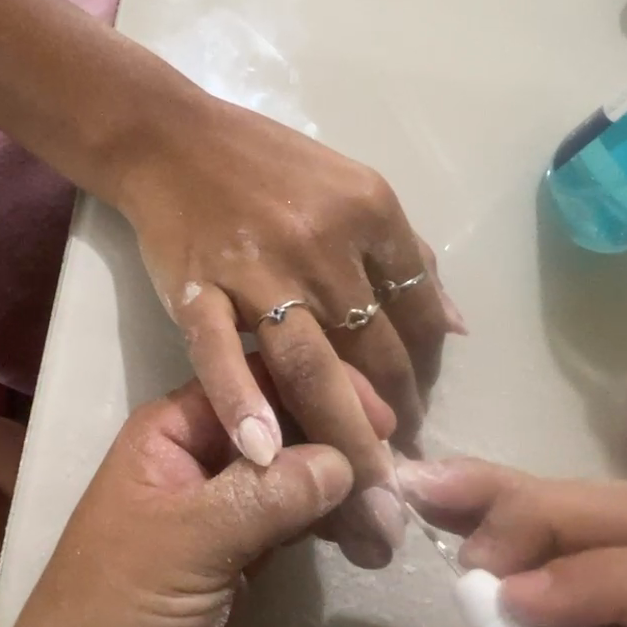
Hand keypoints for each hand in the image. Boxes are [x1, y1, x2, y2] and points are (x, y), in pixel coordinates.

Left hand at [0, 363, 395, 626]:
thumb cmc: (120, 604)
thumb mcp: (189, 543)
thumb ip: (263, 496)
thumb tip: (344, 459)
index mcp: (174, 428)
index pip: (254, 383)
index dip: (316, 390)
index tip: (379, 419)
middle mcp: (202, 451)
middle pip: (284, 426)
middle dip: (339, 448)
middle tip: (396, 478)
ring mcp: (225, 498)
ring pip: (297, 473)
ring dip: (344, 493)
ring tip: (387, 526)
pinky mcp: (243, 542)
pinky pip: (296, 516)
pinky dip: (331, 524)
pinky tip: (366, 542)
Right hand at [114, 95, 462, 570]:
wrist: (170, 140)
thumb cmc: (264, 165)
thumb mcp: (351, 187)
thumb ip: (404, 254)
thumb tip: (457, 326)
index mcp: (369, 210)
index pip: (419, 310)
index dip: (426, 371)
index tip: (418, 412)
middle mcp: (322, 242)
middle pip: (373, 349)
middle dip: (395, 419)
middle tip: (400, 477)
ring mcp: (257, 269)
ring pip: (310, 363)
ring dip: (343, 431)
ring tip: (361, 486)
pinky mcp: (197, 290)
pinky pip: (221, 353)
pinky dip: (242, 401)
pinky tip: (262, 452)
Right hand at [401, 458, 626, 626]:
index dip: (607, 580)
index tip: (514, 604)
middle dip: (550, 520)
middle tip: (474, 560)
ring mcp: (625, 587)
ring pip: (591, 503)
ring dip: (506, 494)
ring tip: (430, 497)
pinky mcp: (573, 573)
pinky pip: (539, 513)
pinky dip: (484, 498)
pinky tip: (433, 495)